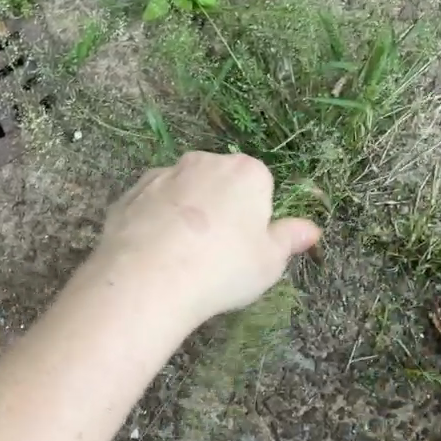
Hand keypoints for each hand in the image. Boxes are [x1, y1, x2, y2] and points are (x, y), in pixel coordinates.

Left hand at [81, 152, 319, 328]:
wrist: (147, 278)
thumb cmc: (222, 269)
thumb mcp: (268, 262)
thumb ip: (288, 240)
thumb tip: (311, 229)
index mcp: (245, 172)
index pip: (259, 184)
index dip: (255, 216)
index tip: (246, 244)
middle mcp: (203, 162)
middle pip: (218, 181)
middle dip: (219, 207)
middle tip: (215, 252)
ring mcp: (161, 175)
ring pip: (181, 191)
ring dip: (184, 213)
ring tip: (180, 257)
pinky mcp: (129, 193)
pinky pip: (150, 205)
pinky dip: (152, 222)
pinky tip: (152, 254)